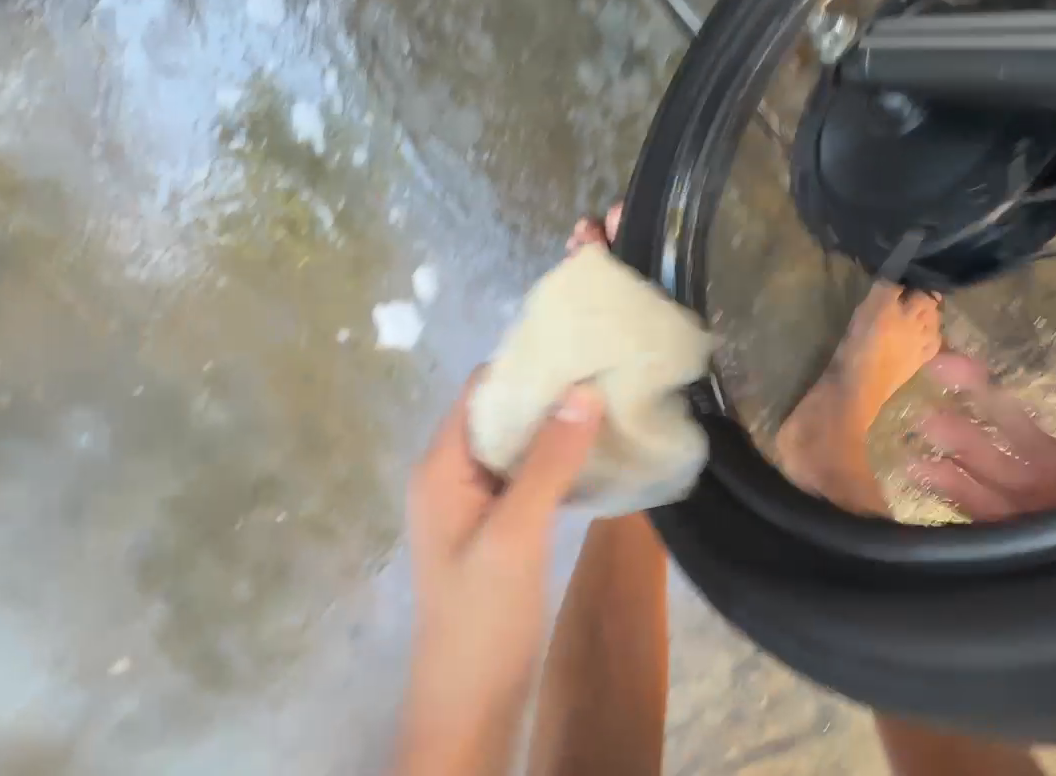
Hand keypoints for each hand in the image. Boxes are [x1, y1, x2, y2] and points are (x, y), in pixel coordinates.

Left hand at [396, 372, 604, 775]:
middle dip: (552, 391)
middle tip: (610, 373)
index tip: (585, 348)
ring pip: (520, 443)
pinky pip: (531, 473)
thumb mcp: (516, 534)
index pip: (484, 389)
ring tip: (614, 402)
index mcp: (441, 466)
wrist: (471, 707)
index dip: (530, 364)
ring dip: (560, 425)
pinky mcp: (501, 524)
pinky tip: (601, 453)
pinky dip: (562, 458)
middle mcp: (454, 473)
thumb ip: (548, 461)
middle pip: (503, 411)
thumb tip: (584, 389)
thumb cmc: (483, 618)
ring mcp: (477, 501)